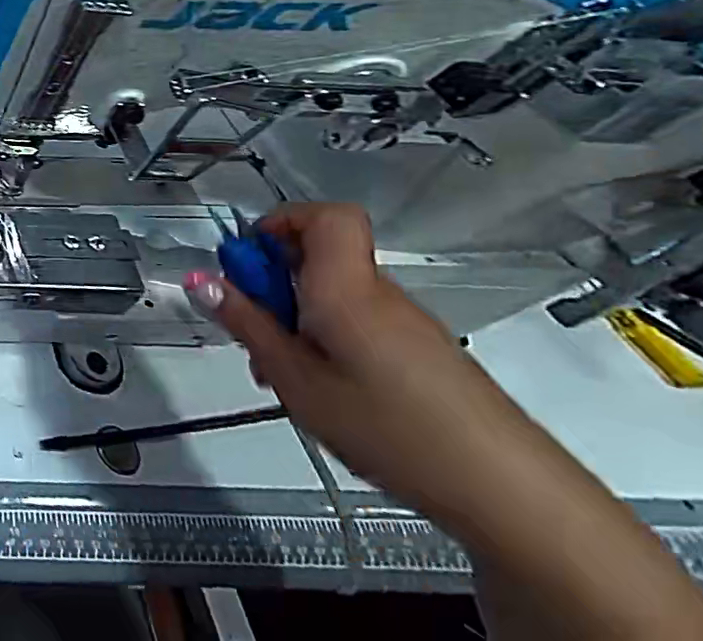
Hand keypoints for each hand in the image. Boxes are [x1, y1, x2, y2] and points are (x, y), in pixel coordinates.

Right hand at [205, 203, 702, 640]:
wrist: (502, 488)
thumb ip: (247, 325)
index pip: (325, 215)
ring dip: (295, 314)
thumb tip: (200, 281)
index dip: (281, 223)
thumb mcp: (295, 379)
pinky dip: (326, 336)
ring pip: (333, 292)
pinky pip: (357, 319)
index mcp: (344, 287)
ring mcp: (402, 320)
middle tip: (253, 329)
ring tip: (282, 371)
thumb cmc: (387, 426)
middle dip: (273, 280)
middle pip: (319, 256)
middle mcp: (376, 291)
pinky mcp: (419, 348)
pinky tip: (322, 387)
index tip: (248, 263)